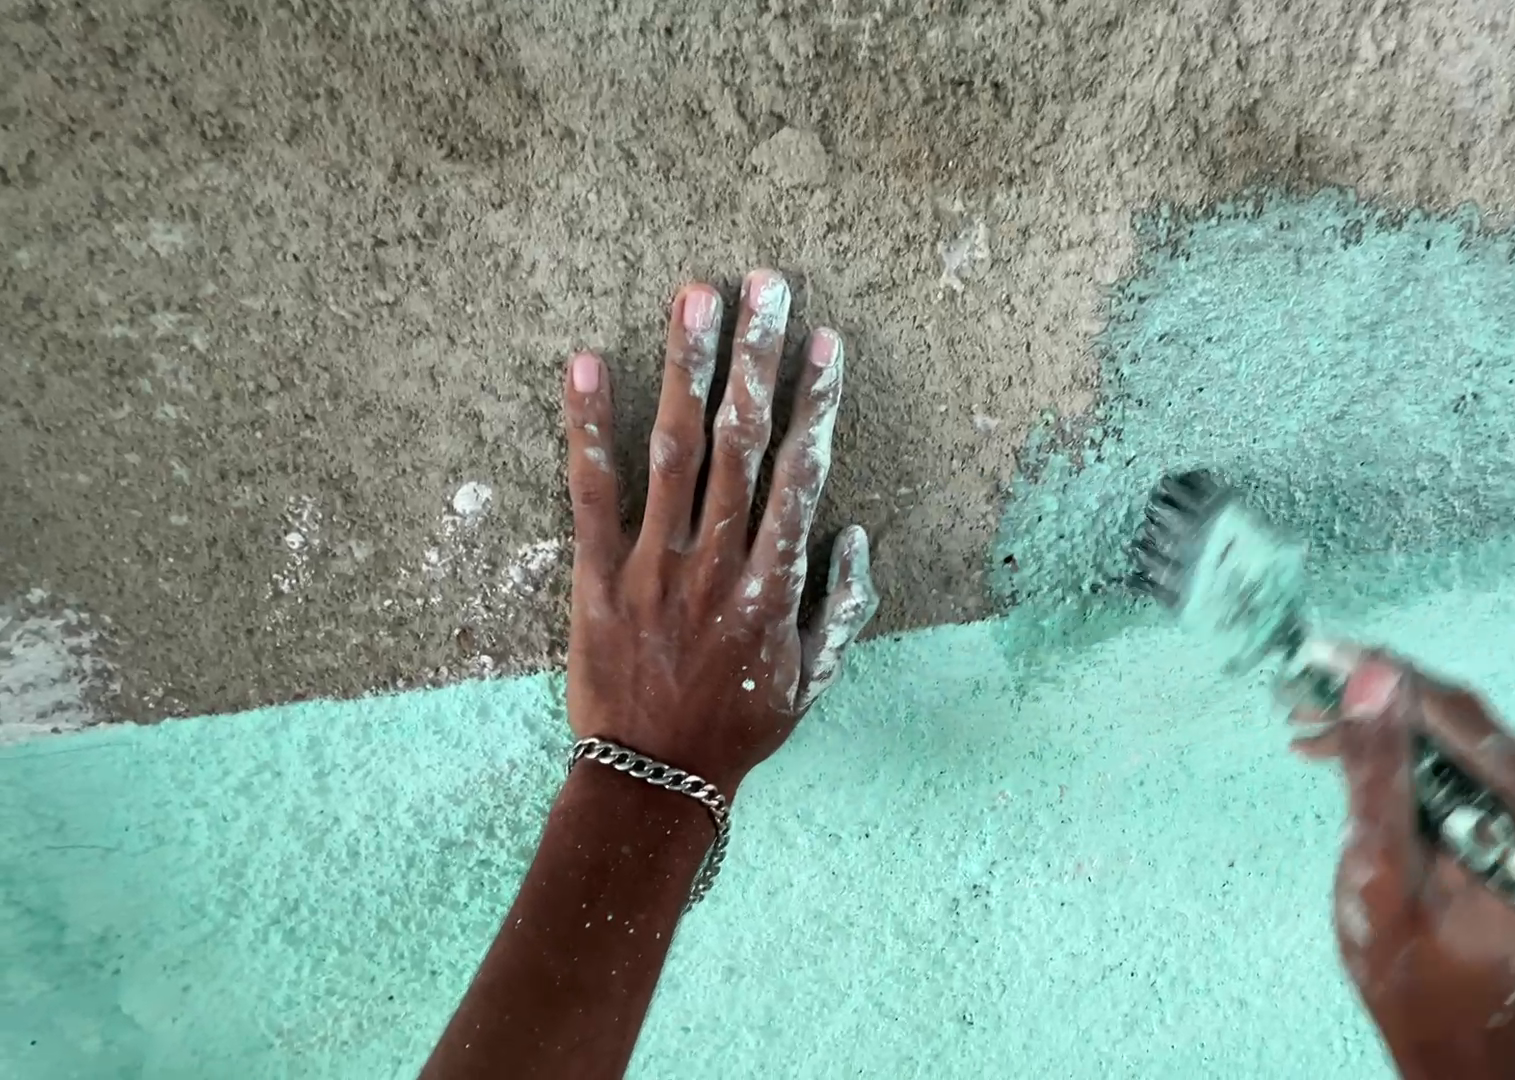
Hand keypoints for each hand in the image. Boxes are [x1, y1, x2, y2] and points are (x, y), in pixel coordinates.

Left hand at [560, 270, 879, 795]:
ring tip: (695, 298)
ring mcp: (655, 565)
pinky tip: (588, 364)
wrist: (654, 779)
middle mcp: (719, 561)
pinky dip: (586, 427)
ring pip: (675, 451)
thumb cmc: (744, 725)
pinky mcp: (598, 577)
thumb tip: (855, 533)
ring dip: (686, 370)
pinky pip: (590, 494)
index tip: (826, 343)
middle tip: (765, 286)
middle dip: (757, 358)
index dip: (816, 404)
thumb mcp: (816, 678)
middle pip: (743, 443)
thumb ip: (844, 606)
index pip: (802, 476)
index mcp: (775, 585)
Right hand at [1288, 652, 1514, 1079]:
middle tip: (1303, 697)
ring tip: (1313, 729)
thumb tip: (1369, 675)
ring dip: (1385, 732)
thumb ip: (1375, 773)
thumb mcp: (1379, 876)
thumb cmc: (1416, 981)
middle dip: (1377, 710)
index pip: (1466, 726)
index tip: (1321, 655)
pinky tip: (1354, 757)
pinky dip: (1409, 759)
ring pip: (1463, 742)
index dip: (1387, 682)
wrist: (1467, 1050)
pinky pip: (1472, 767)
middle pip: (1467, 729)